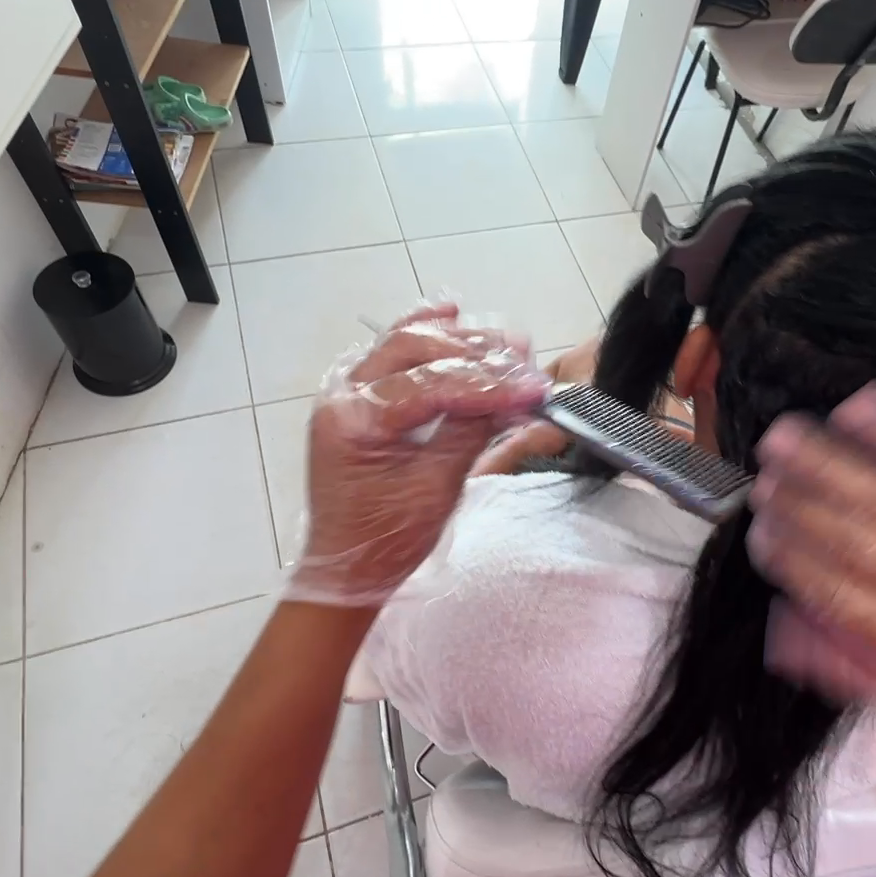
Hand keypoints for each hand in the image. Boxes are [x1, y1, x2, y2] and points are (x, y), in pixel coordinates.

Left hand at [292, 305, 550, 605]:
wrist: (347, 568)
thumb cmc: (389, 539)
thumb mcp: (436, 490)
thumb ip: (471, 433)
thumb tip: (515, 394)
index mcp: (354, 421)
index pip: (431, 385)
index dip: (487, 384)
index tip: (532, 387)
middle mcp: (343, 394)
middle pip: (414, 349)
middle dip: (473, 352)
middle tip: (523, 356)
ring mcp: (346, 391)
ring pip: (404, 344)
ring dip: (455, 340)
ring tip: (504, 342)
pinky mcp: (358, 397)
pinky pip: (391, 355)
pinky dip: (423, 333)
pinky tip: (449, 309)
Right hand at [746, 383, 875, 775]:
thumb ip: (861, 669)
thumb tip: (787, 632)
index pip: (846, 599)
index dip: (796, 562)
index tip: (761, 535)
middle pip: (863, 541)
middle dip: (802, 505)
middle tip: (760, 479)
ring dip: (833, 463)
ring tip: (786, 438)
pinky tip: (863, 408)